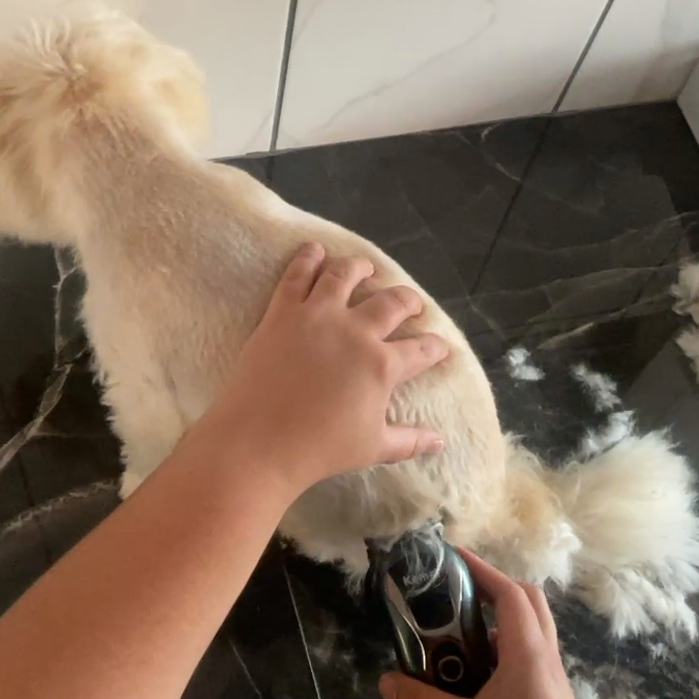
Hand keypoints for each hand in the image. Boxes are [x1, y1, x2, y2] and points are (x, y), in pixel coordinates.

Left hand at [192, 243, 449, 498]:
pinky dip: (308, 258)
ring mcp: (317, 316)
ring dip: (360, 267)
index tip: (439, 346)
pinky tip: (315, 250)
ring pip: (345, 275)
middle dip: (407, 301)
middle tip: (411, 303)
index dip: (434, 347)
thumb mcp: (372, 447)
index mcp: (381, 365)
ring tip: (366, 267)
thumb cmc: (319, 448)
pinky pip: (298, 275)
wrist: (259, 440)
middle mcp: (355, 330)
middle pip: (391, 303)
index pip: (420, 350)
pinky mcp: (283, 311)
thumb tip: (440, 440)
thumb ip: (409, 440)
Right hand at [381, 549, 599, 698]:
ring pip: (535, 637)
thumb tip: (385, 681)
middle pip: (530, 605)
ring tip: (462, 638)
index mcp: (529, 656)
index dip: (482, 570)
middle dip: (496, 590)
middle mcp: (549, 664)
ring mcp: (559, 689)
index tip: (452, 557)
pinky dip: (508, 656)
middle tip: (460, 593)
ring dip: (502, 626)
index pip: (510, 594)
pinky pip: (535, 665)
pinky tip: (482, 684)